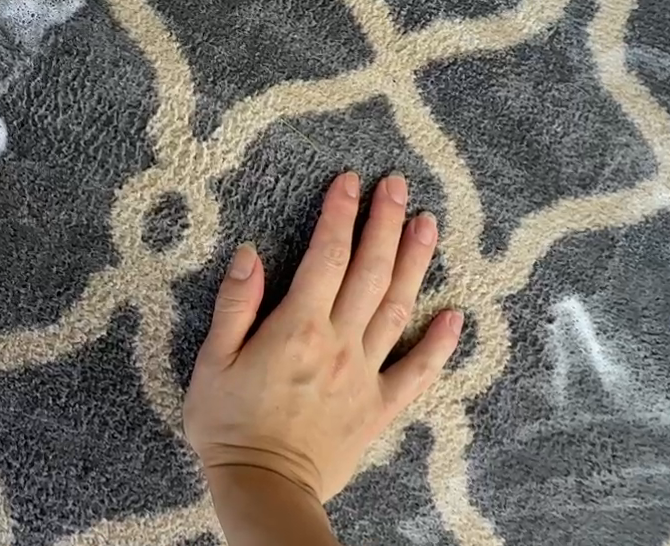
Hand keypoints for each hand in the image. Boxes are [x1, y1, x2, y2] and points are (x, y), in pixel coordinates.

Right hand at [184, 171, 461, 517]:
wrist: (263, 488)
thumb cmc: (227, 421)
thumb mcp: (213, 358)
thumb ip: (235, 303)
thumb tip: (251, 252)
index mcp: (297, 326)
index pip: (326, 256)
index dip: (340, 214)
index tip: (350, 180)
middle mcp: (340, 343)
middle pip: (370, 272)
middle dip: (385, 223)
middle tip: (398, 185)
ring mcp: (366, 375)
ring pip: (397, 308)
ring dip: (415, 263)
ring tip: (428, 224)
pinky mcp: (380, 406)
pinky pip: (418, 371)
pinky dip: (441, 343)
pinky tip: (456, 315)